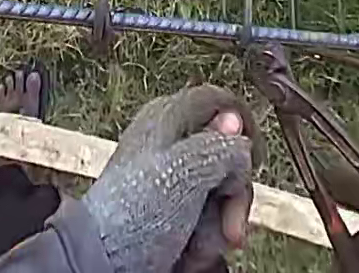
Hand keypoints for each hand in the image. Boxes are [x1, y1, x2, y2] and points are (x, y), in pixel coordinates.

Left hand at [82, 86, 262, 272]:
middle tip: (231, 229)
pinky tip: (191, 255)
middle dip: (234, 194)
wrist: (100, 262)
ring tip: (198, 248)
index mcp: (170, 115)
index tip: (258, 161)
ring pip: (218, 191)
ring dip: (218, 225)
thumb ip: (221, 146)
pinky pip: (202, 217)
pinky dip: (204, 239)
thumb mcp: (187, 171)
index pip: (219, 100)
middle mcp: (172, 140)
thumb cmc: (138, 210)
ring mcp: (170, 176)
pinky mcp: (168, 209)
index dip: (244, 124)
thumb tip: (238, 125)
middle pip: (225, 154)